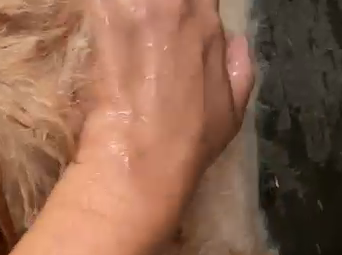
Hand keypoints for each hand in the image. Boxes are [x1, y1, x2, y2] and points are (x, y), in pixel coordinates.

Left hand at [73, 0, 254, 222]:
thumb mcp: (233, 111)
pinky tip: (106, 20)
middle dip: (159, 6)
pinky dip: (103, 7)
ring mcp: (135, 2)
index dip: (189, 3)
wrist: (143, 152)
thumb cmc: (191, 140)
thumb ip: (240, 68)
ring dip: (132, 6)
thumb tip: (237, 39)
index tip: (180, 14)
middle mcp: (175, 2)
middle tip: (150, 25)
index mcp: (207, 21)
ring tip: (130, 25)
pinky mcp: (100, 9)